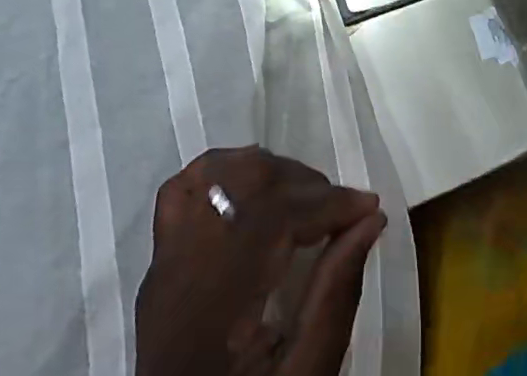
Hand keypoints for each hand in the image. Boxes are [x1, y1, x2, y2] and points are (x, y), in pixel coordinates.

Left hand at [136, 147, 387, 375]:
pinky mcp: (157, 256)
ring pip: (210, 173)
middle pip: (239, 184)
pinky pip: (181, 188)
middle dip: (298, 182)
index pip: (273, 218)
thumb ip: (336, 295)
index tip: (368, 205)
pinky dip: (220, 173)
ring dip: (262, 171)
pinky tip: (250, 186)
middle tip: (340, 206)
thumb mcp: (306, 372)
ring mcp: (162, 257)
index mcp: (218, 303)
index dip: (325, 203)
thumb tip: (370, 220)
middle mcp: (180, 266)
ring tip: (303, 194)